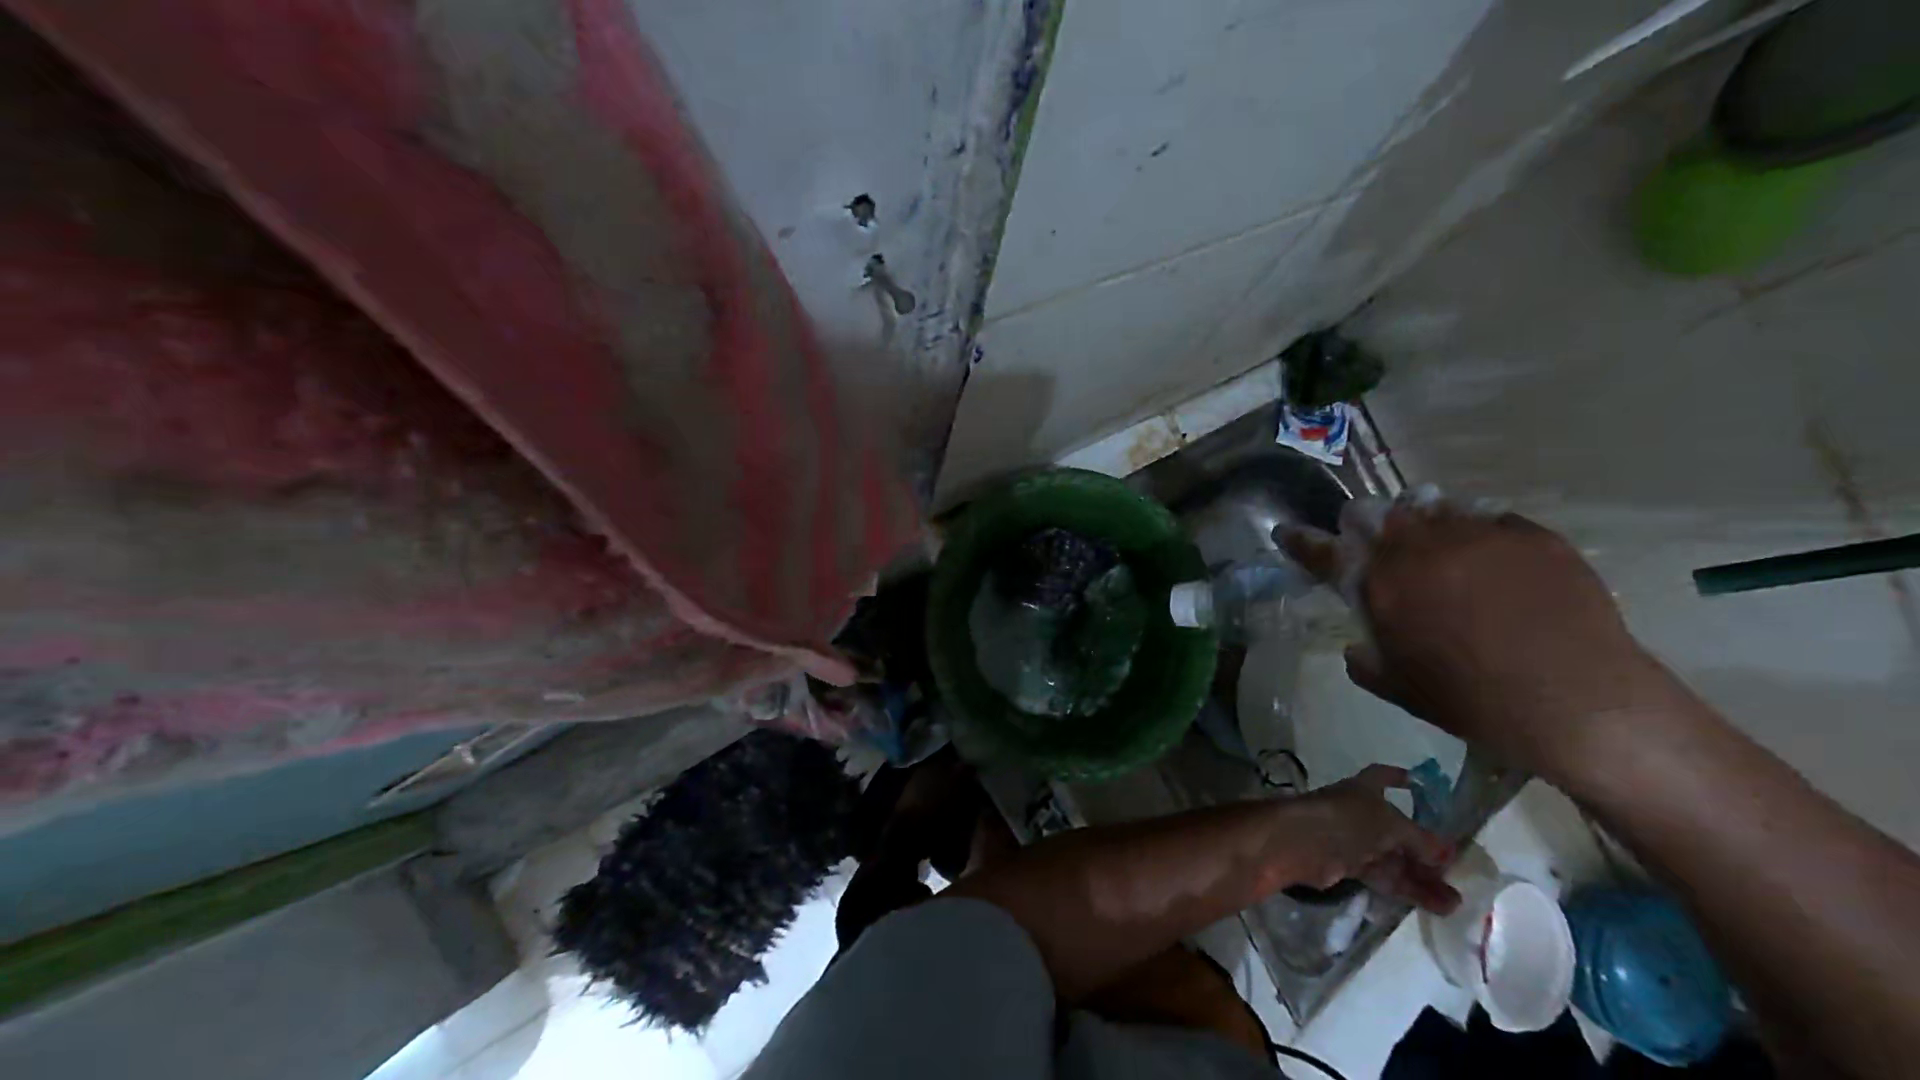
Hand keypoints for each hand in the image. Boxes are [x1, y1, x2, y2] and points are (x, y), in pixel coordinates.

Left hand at [1272, 765, 1459, 913]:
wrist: (1303, 843)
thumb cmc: (1347, 818)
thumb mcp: (1391, 824)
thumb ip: (1420, 840)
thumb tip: (1448, 853)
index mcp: (1364, 789)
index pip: (1383, 777)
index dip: (1399, 779)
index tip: (1421, 784)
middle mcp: (1358, 812)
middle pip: (1397, 830)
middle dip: (1425, 851)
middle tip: (1457, 872)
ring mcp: (1352, 839)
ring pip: (1393, 858)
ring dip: (1422, 878)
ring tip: (1455, 902)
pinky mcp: (1347, 865)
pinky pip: (1383, 876)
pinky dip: (1407, 889)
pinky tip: (1437, 906)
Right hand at [1282, 500, 1671, 781]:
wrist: (1578, 702)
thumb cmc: (1472, 701)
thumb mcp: (1400, 690)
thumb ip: (1367, 661)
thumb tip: (1359, 647)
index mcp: (1378, 584)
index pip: (1322, 551)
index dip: (1300, 541)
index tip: (1287, 531)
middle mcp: (1418, 547)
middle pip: (1373, 512)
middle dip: (1363, 525)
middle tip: (1377, 546)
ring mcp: (1476, 534)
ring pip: (1430, 506)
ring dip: (1420, 522)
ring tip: (1437, 545)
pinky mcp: (1529, 534)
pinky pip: (1487, 517)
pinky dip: (1476, 531)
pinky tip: (1491, 559)